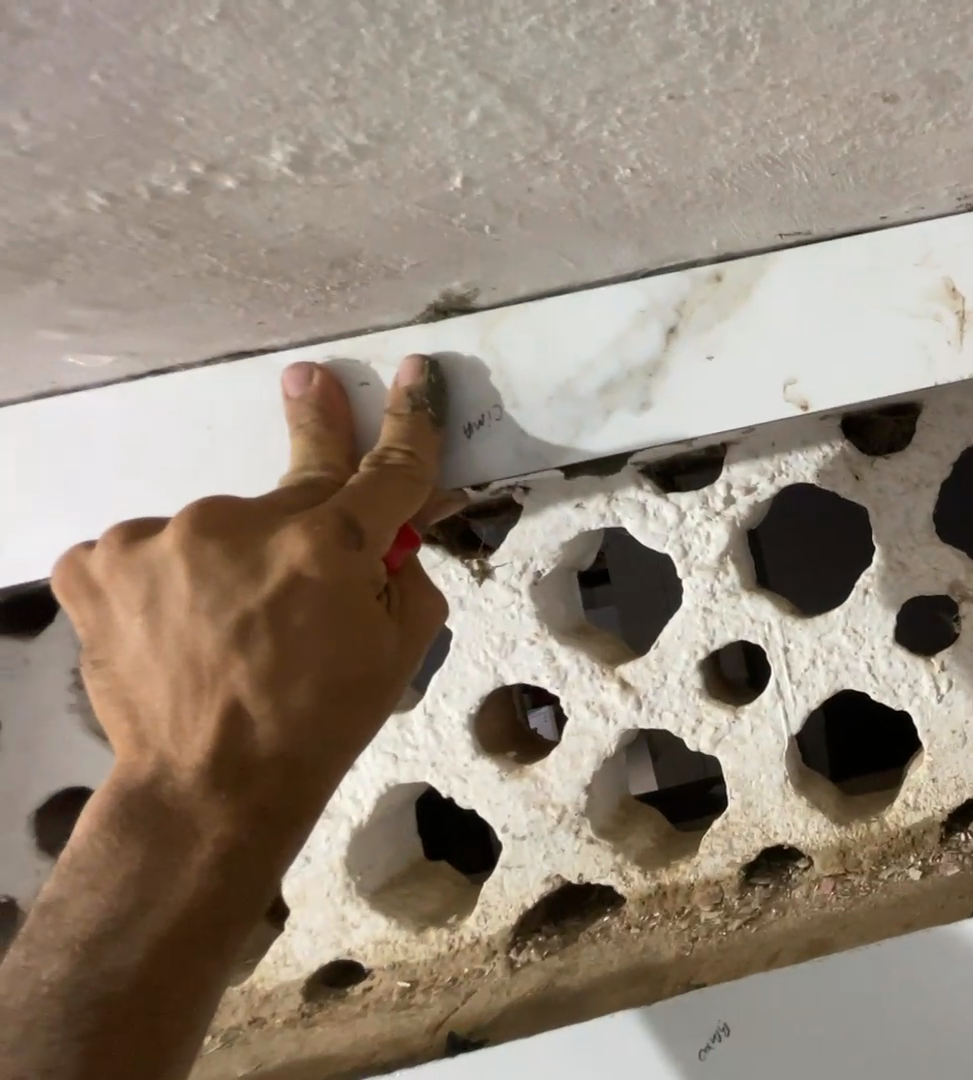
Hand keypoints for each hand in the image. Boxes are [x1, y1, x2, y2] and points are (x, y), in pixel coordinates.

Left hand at [51, 355, 450, 835]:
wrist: (214, 778)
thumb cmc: (333, 708)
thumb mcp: (407, 636)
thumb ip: (405, 564)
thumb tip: (392, 524)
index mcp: (331, 545)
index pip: (390, 469)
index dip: (411, 422)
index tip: (414, 374)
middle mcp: (242, 523)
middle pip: (305, 478)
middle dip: (317, 433)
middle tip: (307, 382)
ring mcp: (160, 537)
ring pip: (229, 523)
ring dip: (248, 548)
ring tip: (243, 611)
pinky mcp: (98, 560)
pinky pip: (160, 545)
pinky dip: (182, 566)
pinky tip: (186, 612)